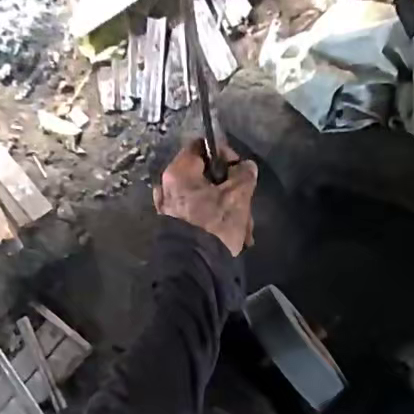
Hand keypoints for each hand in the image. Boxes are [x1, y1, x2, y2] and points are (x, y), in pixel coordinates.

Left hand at [153, 138, 255, 255]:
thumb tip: (246, 166)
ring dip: (227, 209)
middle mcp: (167, 186)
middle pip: (205, 176)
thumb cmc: (215, 225)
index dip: (225, 154)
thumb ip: (244, 176)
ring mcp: (168, 208)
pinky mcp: (173, 227)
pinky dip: (214, 221)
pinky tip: (231, 236)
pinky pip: (198, 215)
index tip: (240, 171)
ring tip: (242, 229)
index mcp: (179, 172)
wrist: (196, 266)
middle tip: (245, 204)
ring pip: (204, 198)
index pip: (202, 147)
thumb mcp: (237, 197)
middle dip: (230, 190)